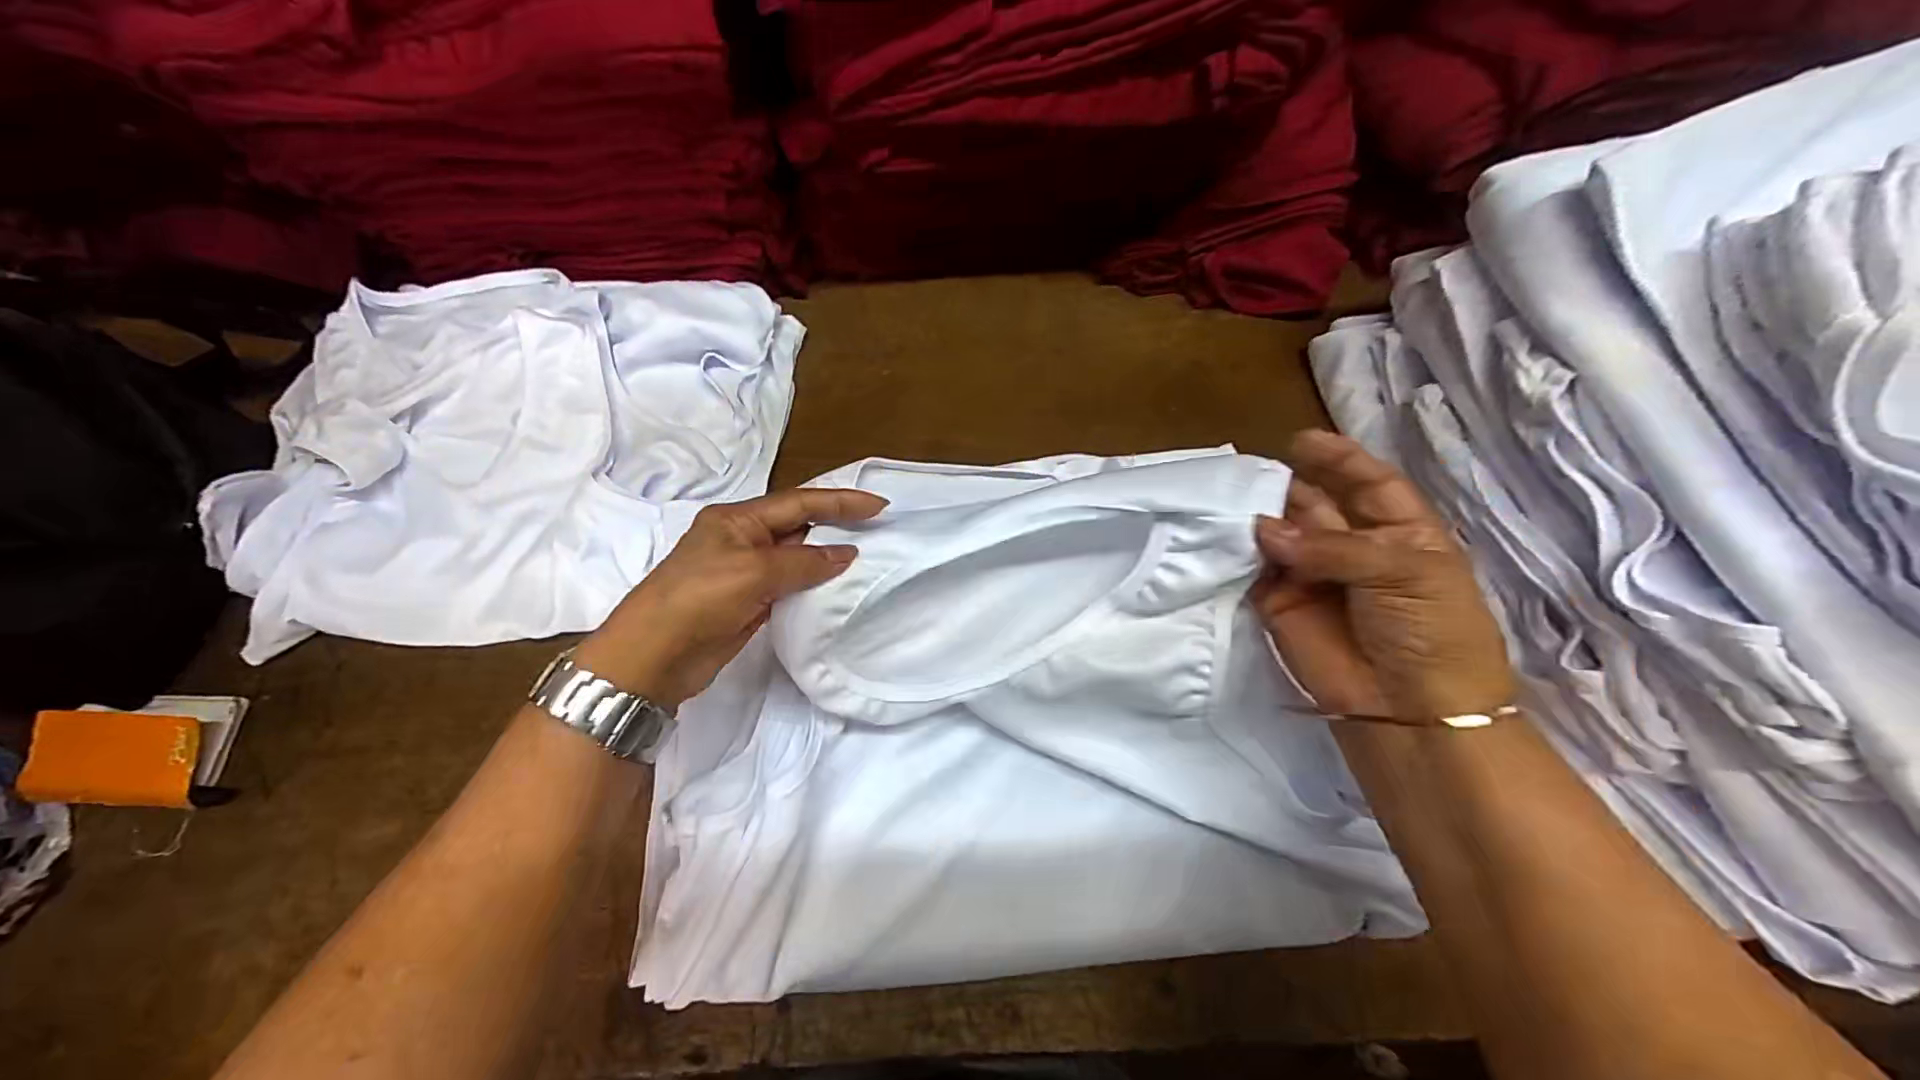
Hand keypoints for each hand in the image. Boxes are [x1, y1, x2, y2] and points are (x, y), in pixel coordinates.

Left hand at [573, 488, 887, 707]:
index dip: (840, 502)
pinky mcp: (747, 603)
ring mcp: (744, 573)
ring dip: (826, 557)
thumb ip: (804, 562)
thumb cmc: (698, 601)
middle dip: (835, 524)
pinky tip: (835, 589)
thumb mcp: (753, 573)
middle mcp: (741, 540)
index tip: (878, 506)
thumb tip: (846, 553)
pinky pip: (789, 586)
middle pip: (797, 526)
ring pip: (795, 558)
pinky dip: (812, 585)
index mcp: (737, 520)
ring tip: (867, 558)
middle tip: (877, 529)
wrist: (653, 657)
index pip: (798, 503)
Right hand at [1250, 430, 1513, 721]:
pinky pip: (1255, 569)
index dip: (1340, 460)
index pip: (1369, 485)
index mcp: (1401, 534)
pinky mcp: (1279, 603)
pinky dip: (1240, 552)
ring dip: (1260, 516)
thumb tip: (1264, 528)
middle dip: (1289, 486)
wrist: (1409, 710)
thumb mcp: (1403, 574)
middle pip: (1317, 504)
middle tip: (1252, 472)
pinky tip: (1224, 533)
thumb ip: (1333, 547)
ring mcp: (1313, 576)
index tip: (1302, 441)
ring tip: (1232, 498)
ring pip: (1281, 533)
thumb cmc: (1432, 633)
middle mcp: (1353, 549)